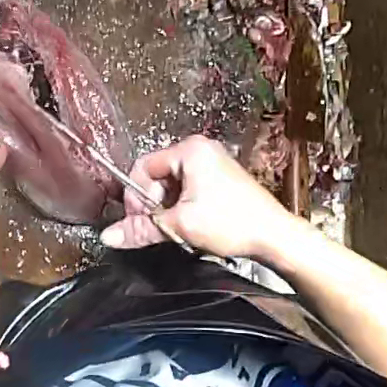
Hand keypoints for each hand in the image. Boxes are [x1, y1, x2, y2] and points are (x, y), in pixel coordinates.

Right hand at [100, 135, 305, 259]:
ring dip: (168, 209)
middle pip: (156, 176)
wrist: (274, 236)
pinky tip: (192, 225)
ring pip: (171, 186)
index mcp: (190, 151)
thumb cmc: (236, 222)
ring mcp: (211, 164)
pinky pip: (187, 190)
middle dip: (153, 204)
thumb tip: (111, 235)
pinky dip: (183, 208)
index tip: (138, 220)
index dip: (135, 196)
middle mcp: (200, 151)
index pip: (142, 167)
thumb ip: (142, 229)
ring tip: (180, 227)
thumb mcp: (181, 225)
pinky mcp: (218, 180)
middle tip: (160, 227)